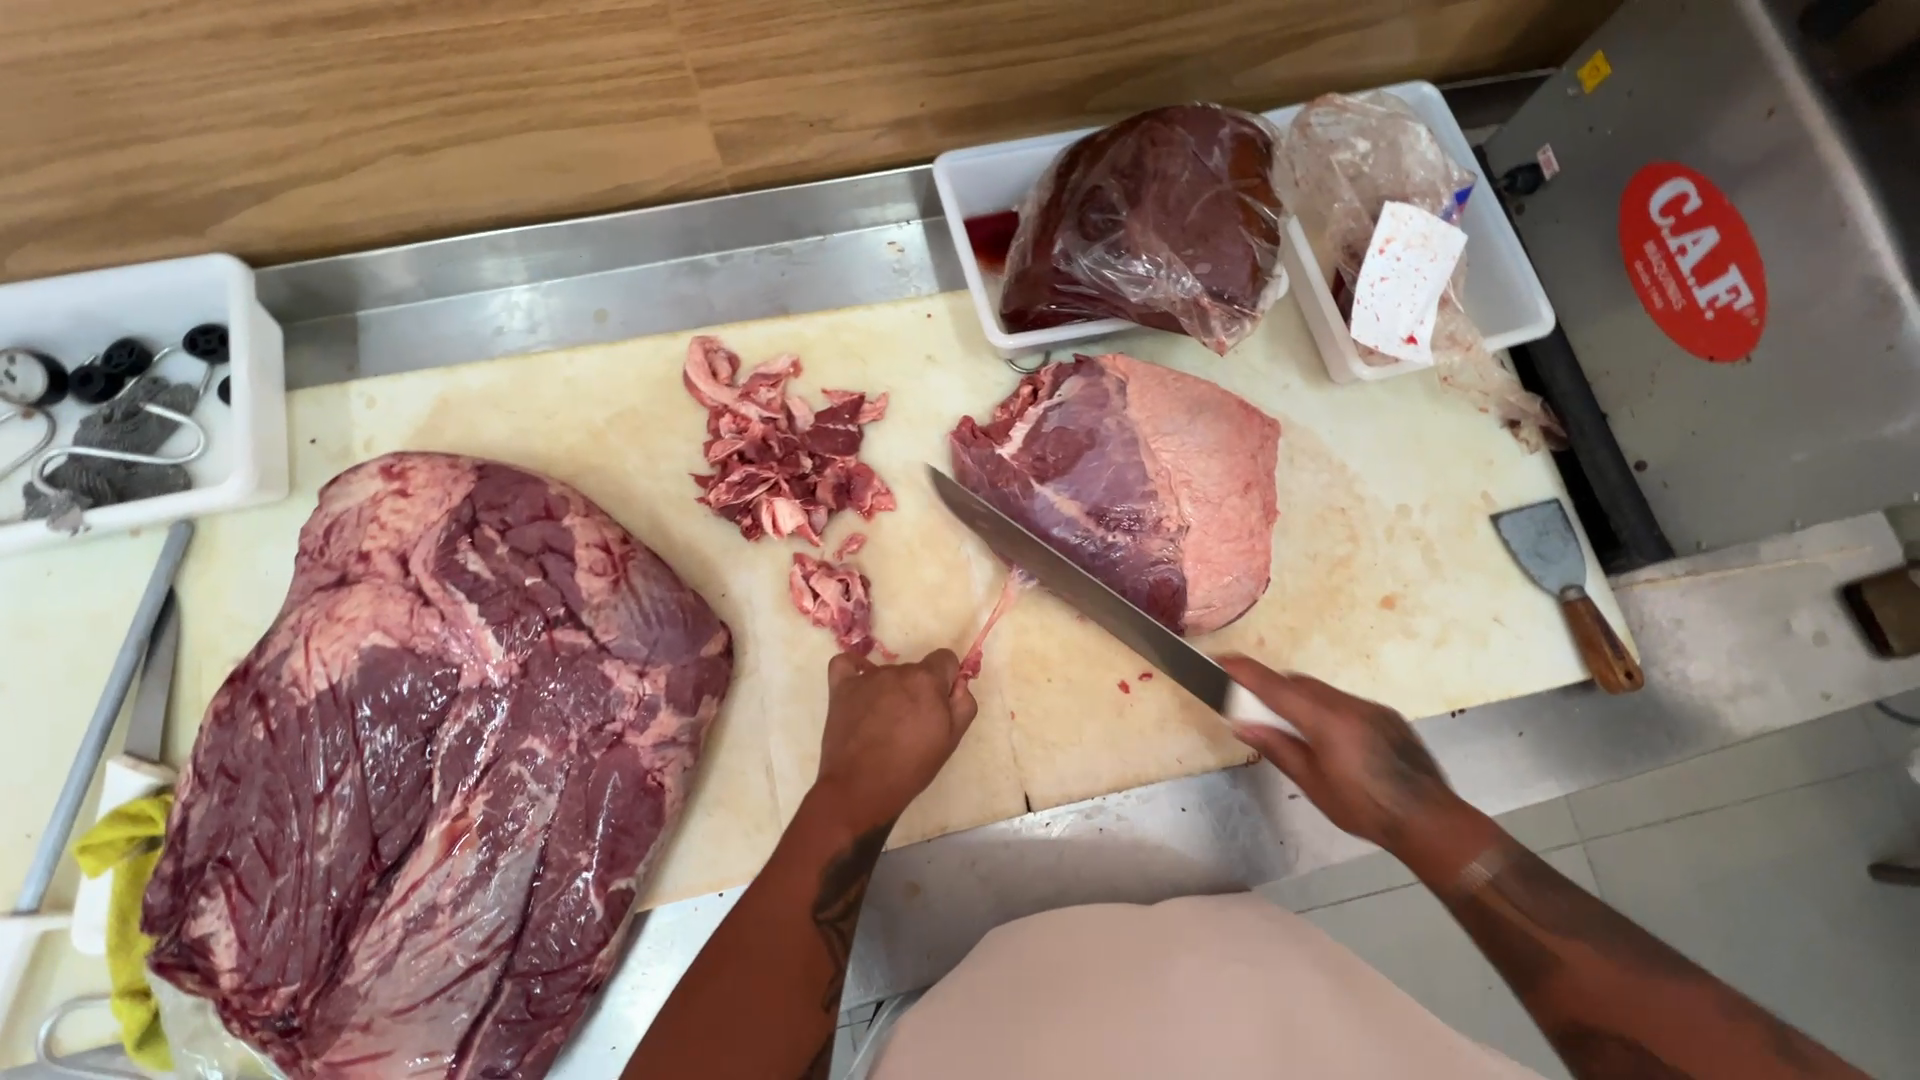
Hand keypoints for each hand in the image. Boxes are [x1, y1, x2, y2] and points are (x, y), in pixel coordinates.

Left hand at [811, 649, 978, 833]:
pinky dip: (855, 671)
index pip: (945, 659)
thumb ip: (964, 703)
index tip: (940, 705)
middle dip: (918, 690)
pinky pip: (847, 665)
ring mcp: (866, 678)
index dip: (946, 680)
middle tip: (911, 724)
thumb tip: (958, 683)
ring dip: (891, 690)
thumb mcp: (951, 740)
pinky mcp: (841, 688)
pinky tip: (859, 688)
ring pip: (887, 673)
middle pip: (915, 670)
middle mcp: (897, 671)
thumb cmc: (911, 767)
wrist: (861, 788)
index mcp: (927, 680)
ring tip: (883, 724)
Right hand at [1220, 656, 1460, 851]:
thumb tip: (1243, 725)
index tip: (1222, 660)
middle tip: (1254, 705)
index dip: (1246, 672)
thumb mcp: (1312, 783)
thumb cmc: (1364, 809)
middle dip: (1273, 687)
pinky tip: (1329, 739)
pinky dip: (1326, 709)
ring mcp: (1371, 708)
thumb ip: (1277, 748)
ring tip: (1291, 727)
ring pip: (1323, 692)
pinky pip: (1345, 703)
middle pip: (1299, 683)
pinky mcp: (1386, 716)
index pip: (1276, 688)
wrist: (1430, 820)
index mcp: (1325, 722)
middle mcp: (1348, 705)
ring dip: (1300, 699)